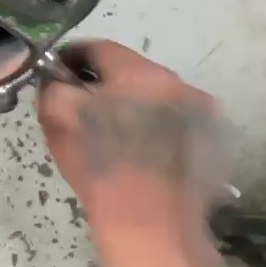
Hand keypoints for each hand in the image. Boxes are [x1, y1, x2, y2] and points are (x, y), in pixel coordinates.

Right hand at [35, 39, 221, 239]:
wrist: (150, 218)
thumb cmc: (98, 159)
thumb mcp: (55, 113)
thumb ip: (53, 82)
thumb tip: (57, 75)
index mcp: (145, 75)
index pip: (99, 48)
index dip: (69, 57)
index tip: (51, 72)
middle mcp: (183, 88)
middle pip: (130, 71)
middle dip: (100, 82)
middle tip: (74, 102)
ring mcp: (205, 116)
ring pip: (153, 96)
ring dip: (127, 103)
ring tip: (105, 127)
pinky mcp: (213, 142)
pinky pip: (173, 120)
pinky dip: (150, 124)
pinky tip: (132, 147)